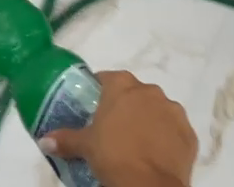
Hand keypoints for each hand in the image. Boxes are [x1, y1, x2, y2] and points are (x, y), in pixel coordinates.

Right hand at [40, 70, 197, 186]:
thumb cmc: (113, 156)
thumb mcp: (85, 146)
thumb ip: (64, 138)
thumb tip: (43, 140)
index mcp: (122, 85)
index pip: (106, 79)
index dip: (99, 93)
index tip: (94, 110)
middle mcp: (149, 90)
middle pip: (134, 93)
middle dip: (126, 106)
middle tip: (114, 129)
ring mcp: (173, 110)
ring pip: (157, 110)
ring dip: (149, 120)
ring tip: (138, 144)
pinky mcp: (190, 134)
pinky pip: (175, 130)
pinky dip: (168, 138)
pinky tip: (158, 154)